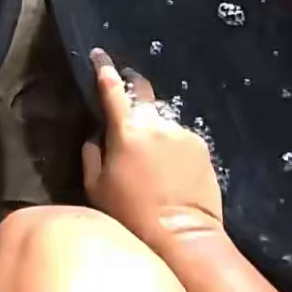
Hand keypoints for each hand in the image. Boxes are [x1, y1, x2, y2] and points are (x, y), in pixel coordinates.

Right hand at [81, 48, 224, 254]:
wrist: (182, 237)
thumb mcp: (96, 187)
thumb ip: (92, 153)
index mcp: (125, 130)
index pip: (111, 88)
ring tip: (152, 155)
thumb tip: (97, 134)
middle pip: (142, 90)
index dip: (103, 67)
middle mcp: (155, 122)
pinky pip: (179, 137)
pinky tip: (171, 168)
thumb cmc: (130, 214)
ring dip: (153, 127)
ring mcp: (181, 131)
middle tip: (126, 93)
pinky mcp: (200, 144)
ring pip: (161, 119)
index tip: (99, 54)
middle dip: (132, 85)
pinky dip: (172, 145)